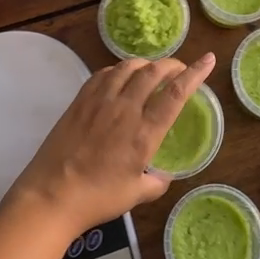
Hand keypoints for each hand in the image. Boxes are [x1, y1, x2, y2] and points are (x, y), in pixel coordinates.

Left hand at [6, 53, 215, 234]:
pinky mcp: (80, 100)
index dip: (195, 73)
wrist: (51, 195)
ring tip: (151, 70)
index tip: (208, 59)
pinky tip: (120, 77)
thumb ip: (155, 183)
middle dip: (172, 65)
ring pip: (128, 67)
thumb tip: (165, 176)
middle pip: (154, 72)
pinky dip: (119, 70)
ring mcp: (100, 101)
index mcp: (144, 132)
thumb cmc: (97, 198)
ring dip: (145, 64)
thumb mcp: (135, 195)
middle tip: (179, 69)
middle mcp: (125, 109)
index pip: (176, 93)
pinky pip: (104, 74)